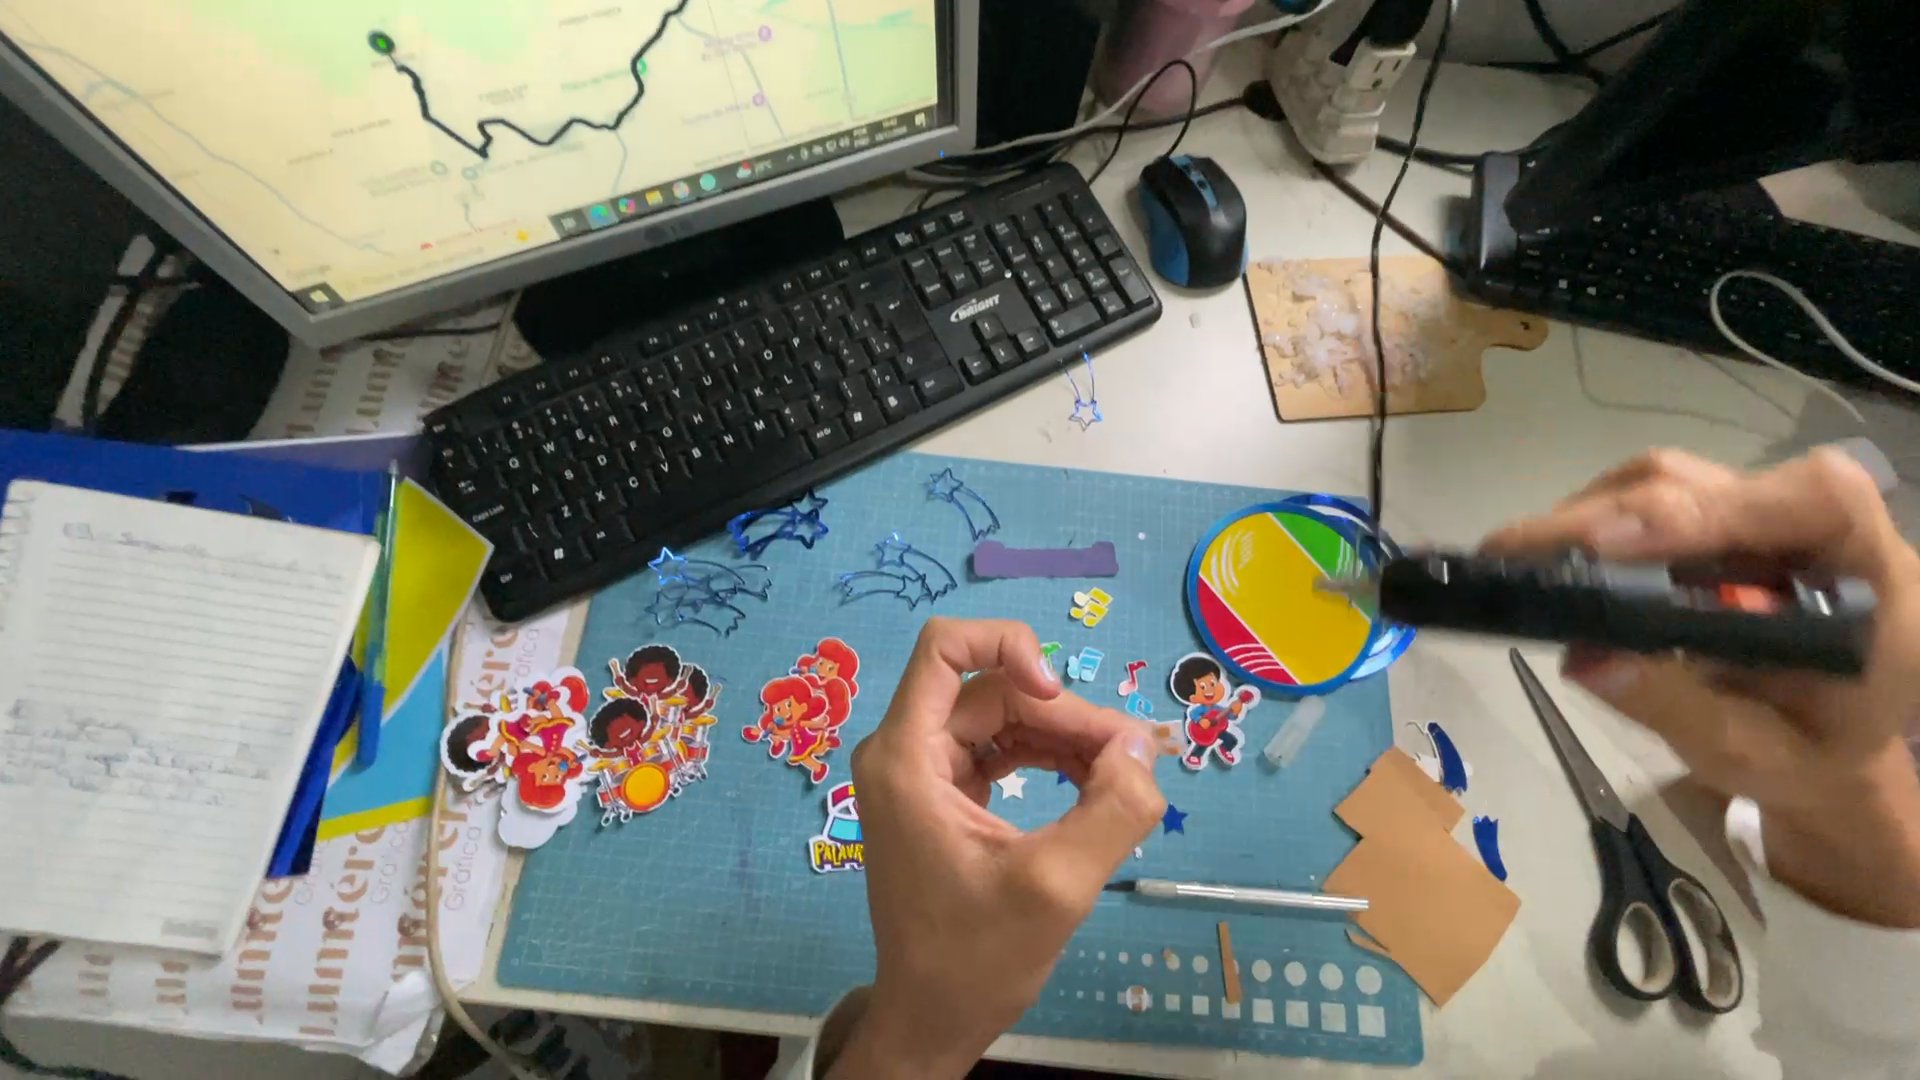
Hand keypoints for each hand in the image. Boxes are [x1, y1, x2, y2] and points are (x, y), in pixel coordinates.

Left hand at [828, 618, 1165, 1079]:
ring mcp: (924, 766)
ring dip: (1065, 734)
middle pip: (994, 688)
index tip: (1058, 694)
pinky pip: (1002, 745)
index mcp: (906, 755)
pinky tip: (1092, 781)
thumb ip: (1111, 811)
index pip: (945, 646)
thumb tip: (1143, 749)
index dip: (1008, 646)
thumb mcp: (1055, 888)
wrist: (931, 1019)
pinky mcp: (945, 787)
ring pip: (1004, 714)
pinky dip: (1049, 755)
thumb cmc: (975, 959)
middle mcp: (906, 747)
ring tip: (1122, 773)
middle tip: (1131, 758)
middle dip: (1065, 714)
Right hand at [1483, 448, 1919, 926]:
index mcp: (1869, 586)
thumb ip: (1680, 709)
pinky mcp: (1704, 518)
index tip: (1607, 548)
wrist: (1822, 739)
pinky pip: (1638, 494)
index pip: (1813, 502)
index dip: (1704, 510)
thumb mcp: (1752, 755)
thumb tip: (1585, 659)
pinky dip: (1584, 520)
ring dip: (1583, 515)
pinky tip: (1553, 561)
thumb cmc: (1802, 752)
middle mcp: (1812, 532)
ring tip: (1524, 563)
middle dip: (1598, 521)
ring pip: (1660, 479)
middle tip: (1509, 559)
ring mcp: (1752, 517)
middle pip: (1699, 484)